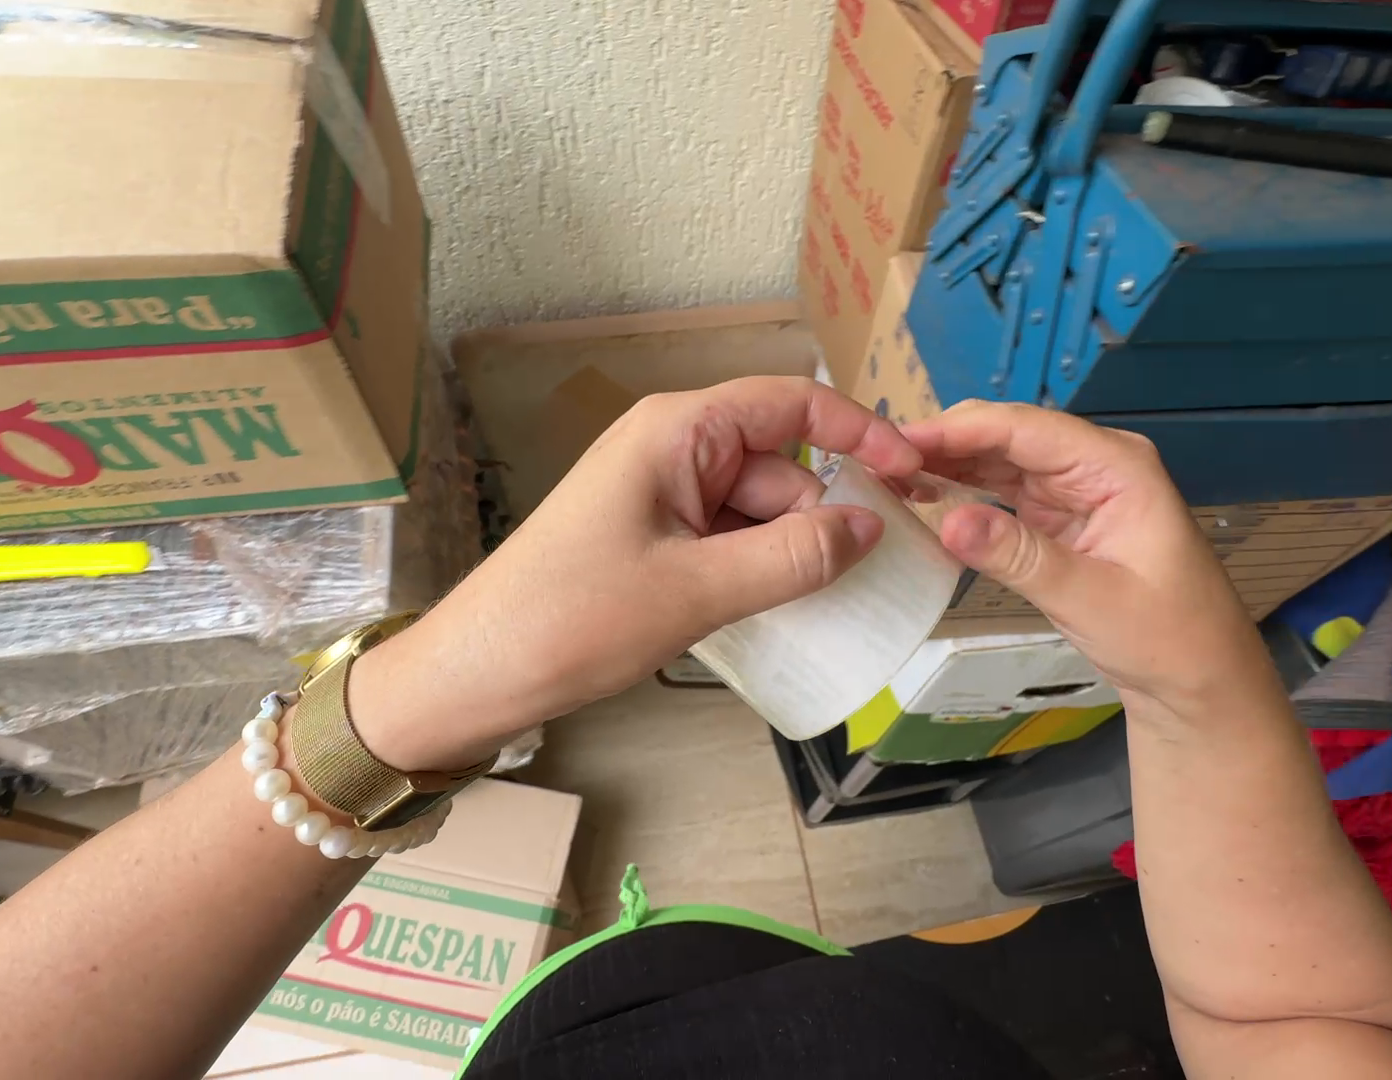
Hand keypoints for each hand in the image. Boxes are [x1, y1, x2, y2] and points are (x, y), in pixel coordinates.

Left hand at [349, 376, 921, 768]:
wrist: (481, 672)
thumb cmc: (576, 617)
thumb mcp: (698, 590)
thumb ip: (792, 557)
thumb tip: (871, 526)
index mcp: (678, 431)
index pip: (790, 404)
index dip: (858, 432)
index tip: (911, 478)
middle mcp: (672, 449)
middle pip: (777, 465)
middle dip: (822, 514)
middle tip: (862, 578)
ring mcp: (661, 495)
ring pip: (755, 510)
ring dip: (789, 551)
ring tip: (818, 606)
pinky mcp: (654, 537)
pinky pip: (727, 540)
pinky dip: (758, 568)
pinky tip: (777, 610)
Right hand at [902, 401, 1275, 714]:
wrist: (1196, 681)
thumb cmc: (1165, 637)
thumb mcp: (1090, 598)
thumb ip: (1019, 557)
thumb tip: (946, 521)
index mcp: (1114, 465)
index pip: (1023, 429)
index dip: (956, 431)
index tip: (896, 443)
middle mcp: (1090, 464)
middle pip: (1004, 434)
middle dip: (943, 442)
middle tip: (879, 460)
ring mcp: (1071, 488)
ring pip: (995, 459)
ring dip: (945, 463)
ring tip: (888, 474)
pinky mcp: (1054, 515)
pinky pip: (998, 490)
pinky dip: (960, 491)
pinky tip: (922, 494)